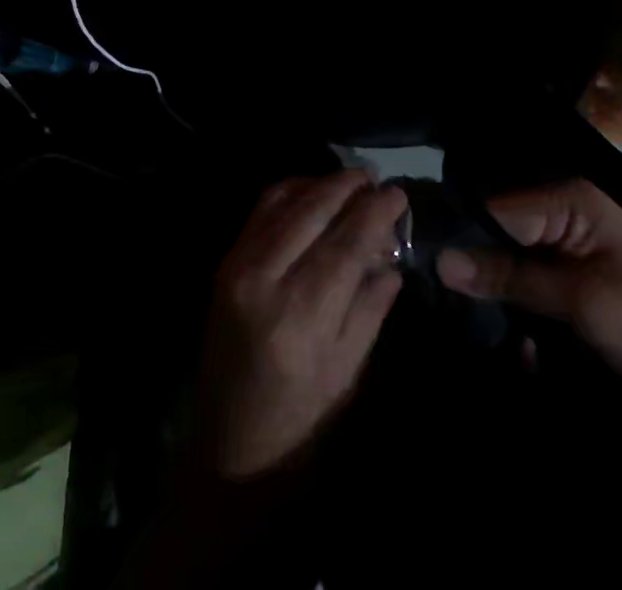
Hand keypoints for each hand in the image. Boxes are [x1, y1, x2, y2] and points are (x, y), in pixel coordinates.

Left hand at [197, 171, 406, 478]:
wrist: (229, 442)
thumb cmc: (300, 415)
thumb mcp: (349, 367)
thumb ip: (371, 304)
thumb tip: (389, 253)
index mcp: (301, 314)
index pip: (346, 243)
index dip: (376, 211)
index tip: (398, 192)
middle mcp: (264, 280)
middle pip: (312, 210)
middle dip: (348, 186)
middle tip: (374, 178)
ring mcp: (237, 268)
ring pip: (282, 201)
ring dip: (319, 184)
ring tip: (349, 183)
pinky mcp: (223, 265)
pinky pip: (259, 212)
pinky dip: (289, 192)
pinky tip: (312, 194)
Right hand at [438, 180, 621, 418]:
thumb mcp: (580, 300)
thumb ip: (510, 276)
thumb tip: (442, 260)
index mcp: (569, 203)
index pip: (492, 209)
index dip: (458, 240)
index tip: (423, 272)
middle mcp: (564, 216)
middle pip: (497, 237)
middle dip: (476, 276)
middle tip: (450, 314)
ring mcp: (571, 249)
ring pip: (509, 266)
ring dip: (499, 302)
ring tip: (487, 338)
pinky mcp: (576, 280)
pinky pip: (531, 287)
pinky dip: (521, 314)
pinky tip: (521, 348)